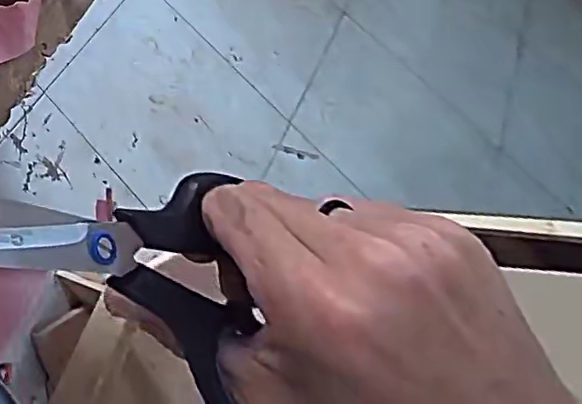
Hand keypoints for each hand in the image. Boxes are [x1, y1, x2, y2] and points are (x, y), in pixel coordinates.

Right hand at [202, 184, 571, 403]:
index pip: (234, 203)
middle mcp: (370, 254)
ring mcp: (419, 237)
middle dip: (260, 234)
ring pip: (320, 204)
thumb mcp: (269, 395)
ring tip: (340, 296)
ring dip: (313, 239)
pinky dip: (361, 243)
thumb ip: (192, 326)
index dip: (215, 225)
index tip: (217, 251)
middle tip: (275, 287)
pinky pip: (372, 212)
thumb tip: (129, 288)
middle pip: (272, 197)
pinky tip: (383, 292)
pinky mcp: (452, 233)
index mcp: (320, 300)